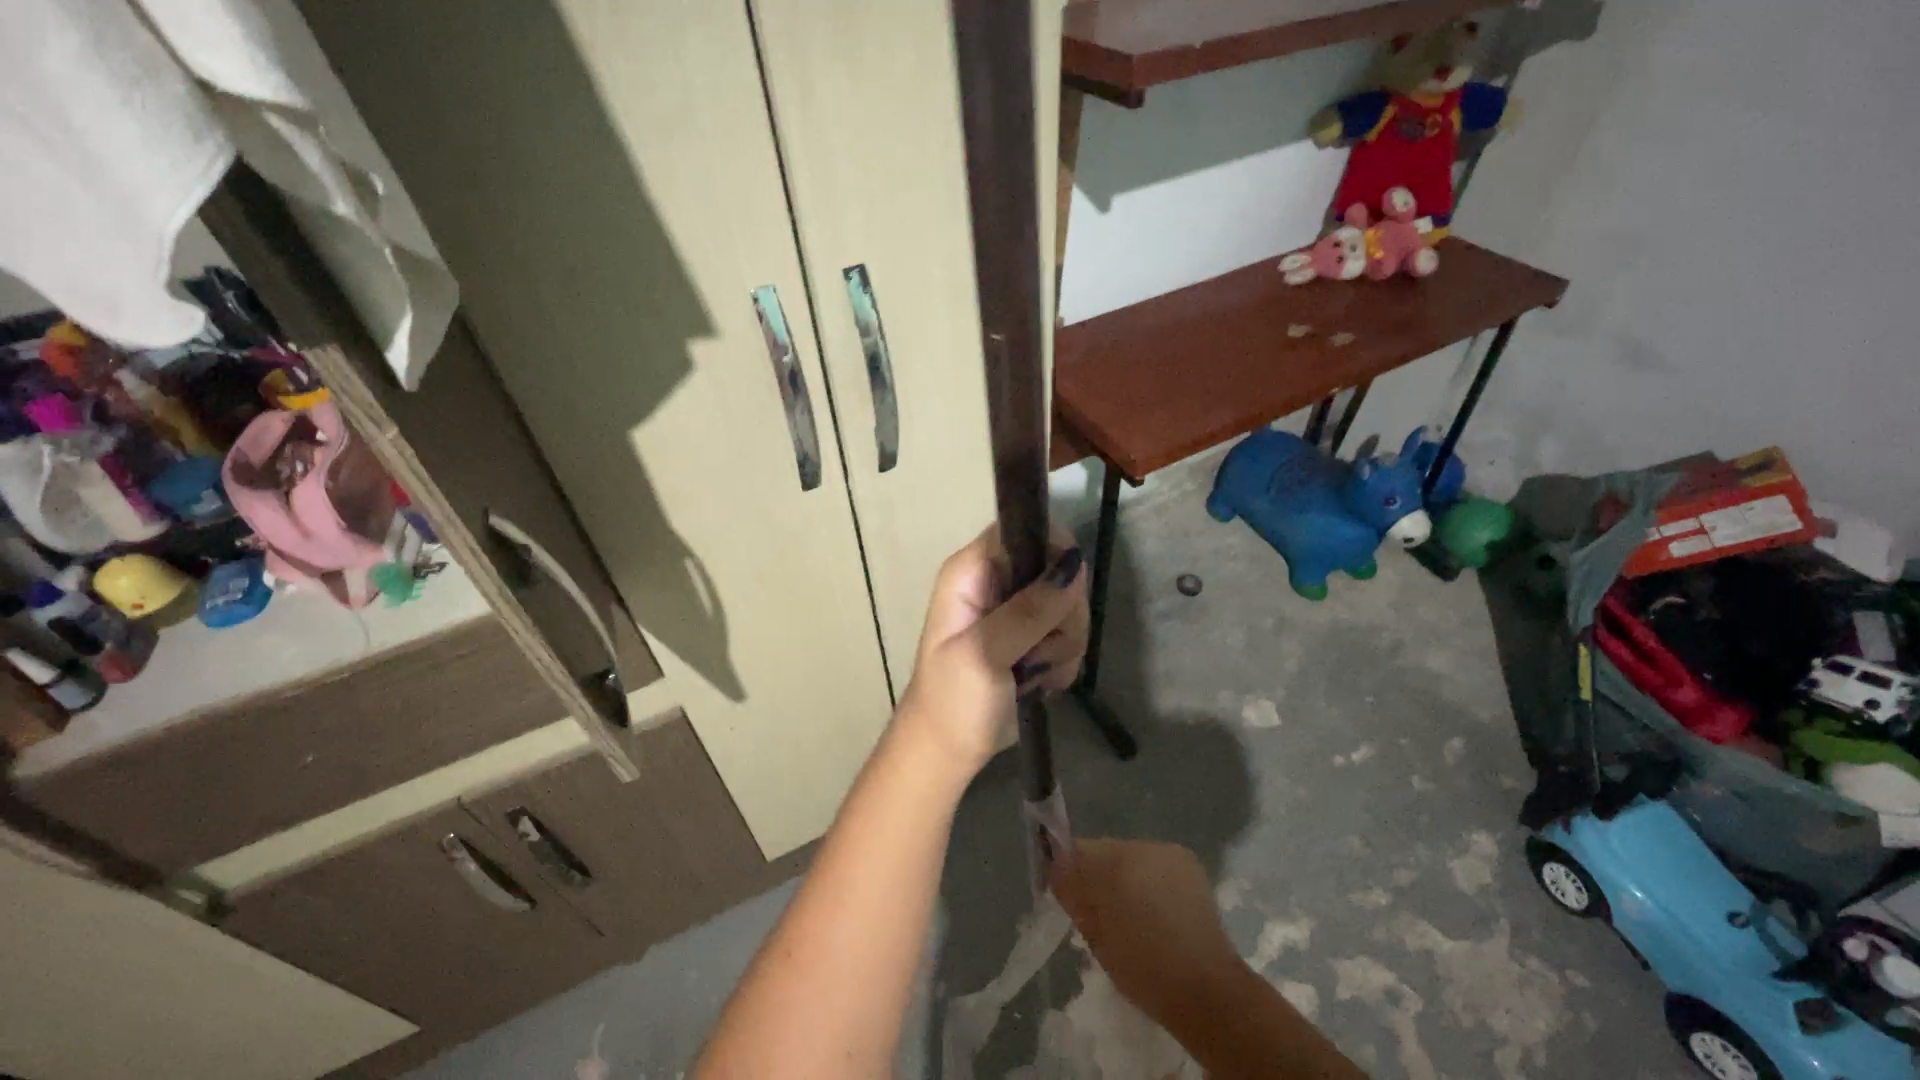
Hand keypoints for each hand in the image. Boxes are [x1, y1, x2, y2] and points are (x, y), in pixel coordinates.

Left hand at [896, 526, 1087, 778]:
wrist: (948, 751)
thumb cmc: (953, 700)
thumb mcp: (983, 654)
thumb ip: (1027, 610)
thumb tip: (1072, 565)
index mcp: (973, 571)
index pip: (1026, 529)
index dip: (1054, 553)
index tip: (1062, 595)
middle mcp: (998, 581)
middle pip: (1061, 569)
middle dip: (1062, 615)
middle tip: (1036, 651)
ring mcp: (1019, 610)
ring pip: (1072, 606)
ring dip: (1062, 646)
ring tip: (1031, 673)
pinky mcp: (1035, 637)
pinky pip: (1072, 635)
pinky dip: (1063, 662)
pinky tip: (1040, 682)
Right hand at [1052, 839, 1241, 1020]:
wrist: (1206, 988)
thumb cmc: (1143, 969)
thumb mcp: (1095, 937)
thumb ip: (1072, 895)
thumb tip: (1056, 868)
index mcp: (1117, 862)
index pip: (1075, 851)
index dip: (1067, 873)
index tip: (1069, 901)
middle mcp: (1144, 847)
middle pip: (1104, 852)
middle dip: (1096, 876)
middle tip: (1098, 915)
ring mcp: (1171, 853)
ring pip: (1130, 858)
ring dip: (1123, 878)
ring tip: (1130, 917)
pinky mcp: (1191, 865)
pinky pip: (1154, 866)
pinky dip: (1147, 881)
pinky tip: (1154, 912)